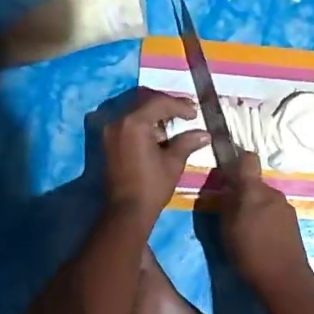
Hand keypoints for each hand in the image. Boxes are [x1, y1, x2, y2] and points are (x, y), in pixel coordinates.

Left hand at [103, 90, 209, 215]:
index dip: (179, 105)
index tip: (194, 114)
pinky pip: (127, 124)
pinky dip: (142, 124)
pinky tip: (157, 136)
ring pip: (135, 112)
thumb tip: (205, 134)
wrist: (126, 211)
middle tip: (185, 113)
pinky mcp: (107, 142)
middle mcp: (118, 121)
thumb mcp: (173, 162)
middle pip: (144, 102)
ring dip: (154, 115)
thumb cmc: (152, 186)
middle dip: (166, 106)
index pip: (159, 102)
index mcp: (134, 123)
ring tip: (173, 126)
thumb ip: (187, 142)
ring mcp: (109, 131)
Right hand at [216, 153, 313, 297]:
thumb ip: (227, 204)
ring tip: (247, 231)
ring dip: (256, 208)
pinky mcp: (293, 222)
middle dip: (244, 193)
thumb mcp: (227, 229)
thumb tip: (228, 188)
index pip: (248, 159)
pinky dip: (266, 220)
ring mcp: (286, 207)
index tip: (229, 170)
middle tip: (232, 213)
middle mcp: (273, 193)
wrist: (284, 279)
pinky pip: (275, 212)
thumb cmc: (249, 254)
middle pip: (256, 184)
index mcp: (254, 191)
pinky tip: (261, 239)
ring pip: (265, 199)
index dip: (239, 160)